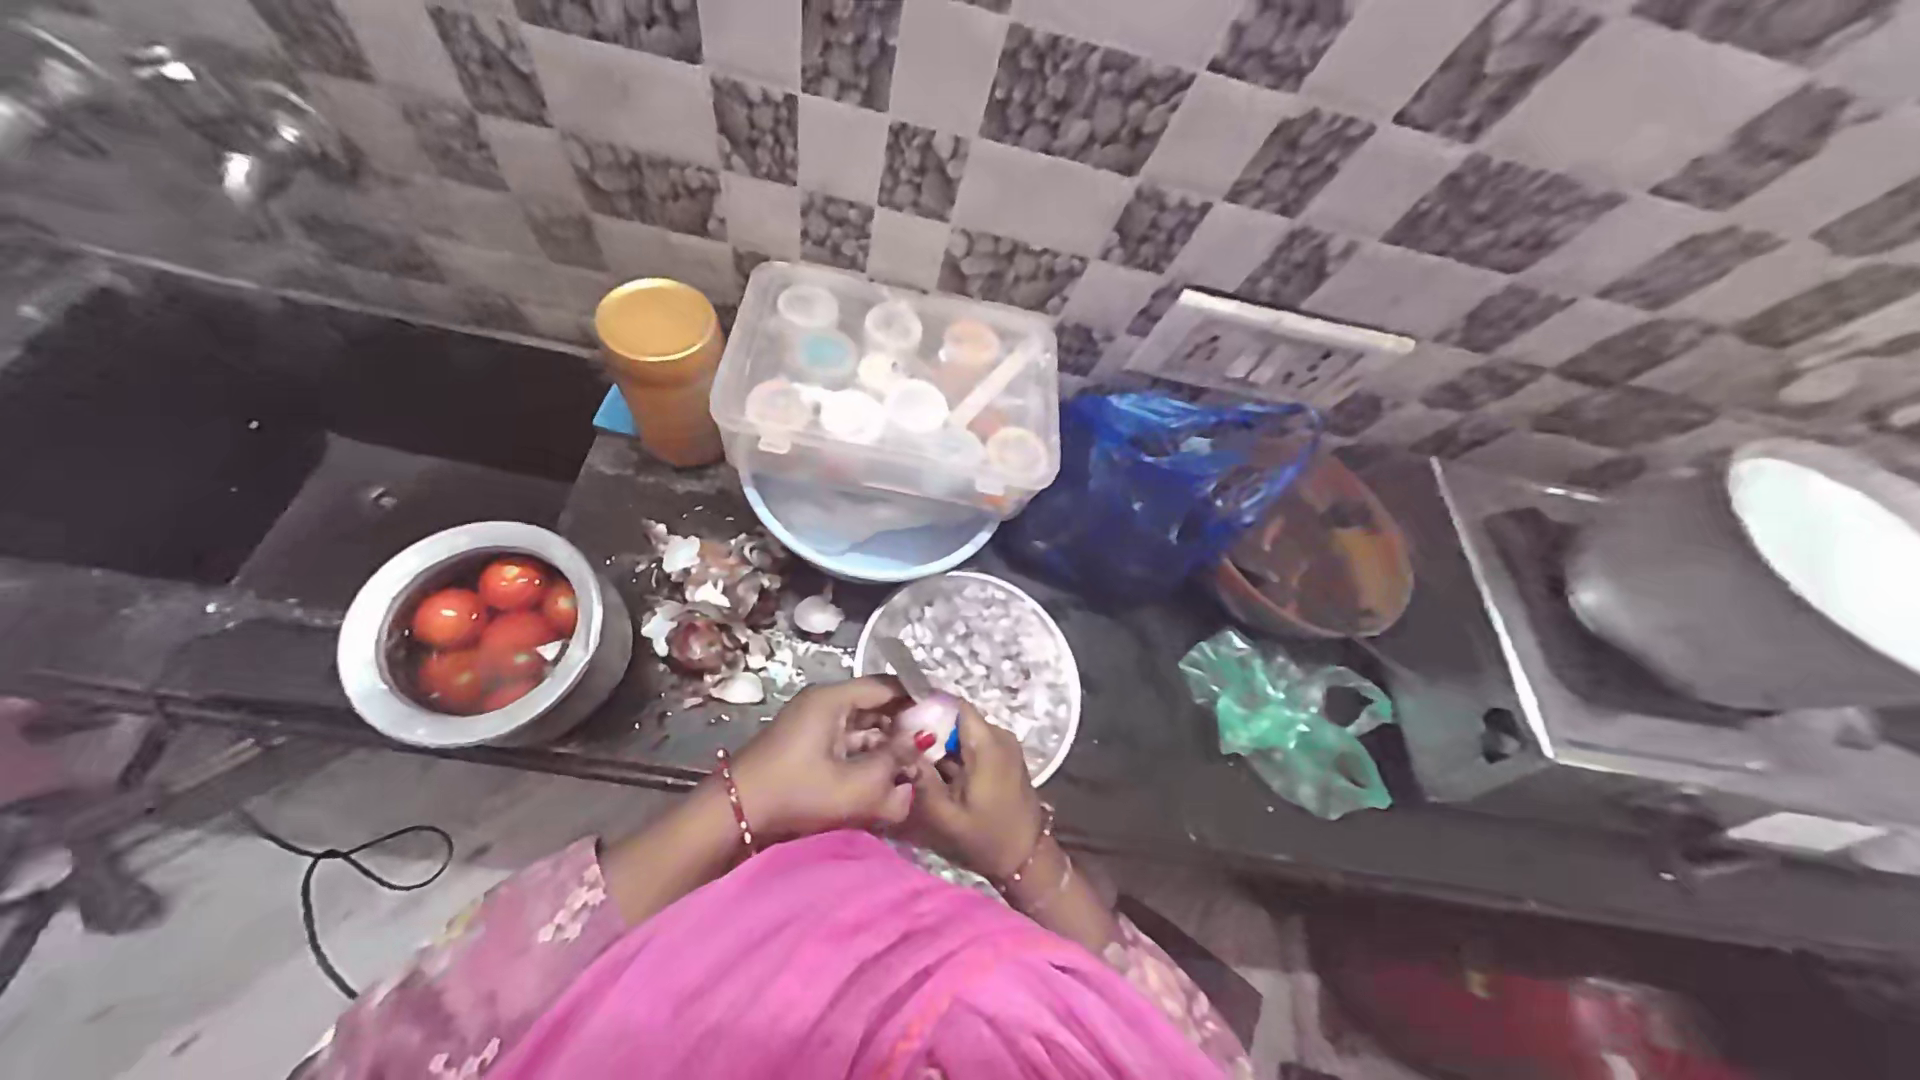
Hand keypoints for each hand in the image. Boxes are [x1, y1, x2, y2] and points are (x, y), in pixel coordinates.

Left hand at [729, 676, 919, 841]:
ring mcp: (814, 723)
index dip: (916, 698)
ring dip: (886, 742)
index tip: (941, 716)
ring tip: (913, 762)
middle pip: (876, 704)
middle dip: (904, 725)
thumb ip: (893, 766)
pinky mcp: (809, 744)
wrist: (735, 814)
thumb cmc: (796, 792)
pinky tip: (885, 773)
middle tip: (931, 745)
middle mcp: (825, 703)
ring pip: (863, 724)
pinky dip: (867, 752)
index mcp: (833, 699)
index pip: (886, 685)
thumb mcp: (852, 785)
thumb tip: (922, 750)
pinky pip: (847, 739)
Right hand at [904, 698, 1045, 879]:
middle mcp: (1000, 736)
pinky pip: (976, 742)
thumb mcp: (946, 815)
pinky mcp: (1005, 756)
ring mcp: (1005, 745)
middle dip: (932, 728)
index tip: (904, 722)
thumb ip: (923, 779)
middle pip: (959, 717)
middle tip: (906, 746)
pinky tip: (941, 771)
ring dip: (944, 741)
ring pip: (966, 730)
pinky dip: (957, 751)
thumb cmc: (986, 838)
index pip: (955, 704)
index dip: (929, 708)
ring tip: (919, 760)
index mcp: (988, 744)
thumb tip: (901, 748)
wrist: (1026, 858)